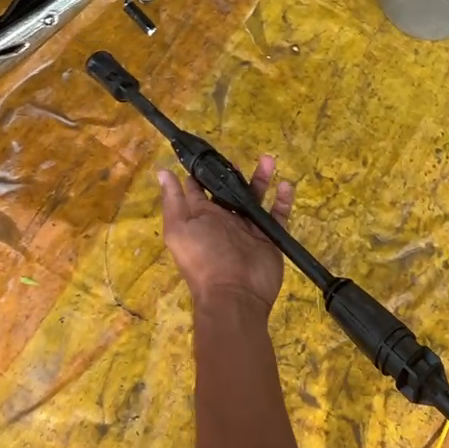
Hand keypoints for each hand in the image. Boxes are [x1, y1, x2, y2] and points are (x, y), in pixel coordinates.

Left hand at [157, 155, 295, 310]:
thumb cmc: (204, 259)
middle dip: (235, 173)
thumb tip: (162, 172)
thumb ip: (174, 200)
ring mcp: (248, 228)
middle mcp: (224, 221)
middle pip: (230, 191)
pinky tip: (286, 185)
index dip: (202, 172)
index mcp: (201, 218)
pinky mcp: (269, 236)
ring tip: (269, 160)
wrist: (236, 294)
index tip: (208, 153)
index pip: (200, 190)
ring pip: (255, 198)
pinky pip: (278, 214)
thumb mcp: (180, 229)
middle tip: (241, 157)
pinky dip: (283, 200)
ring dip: (261, 179)